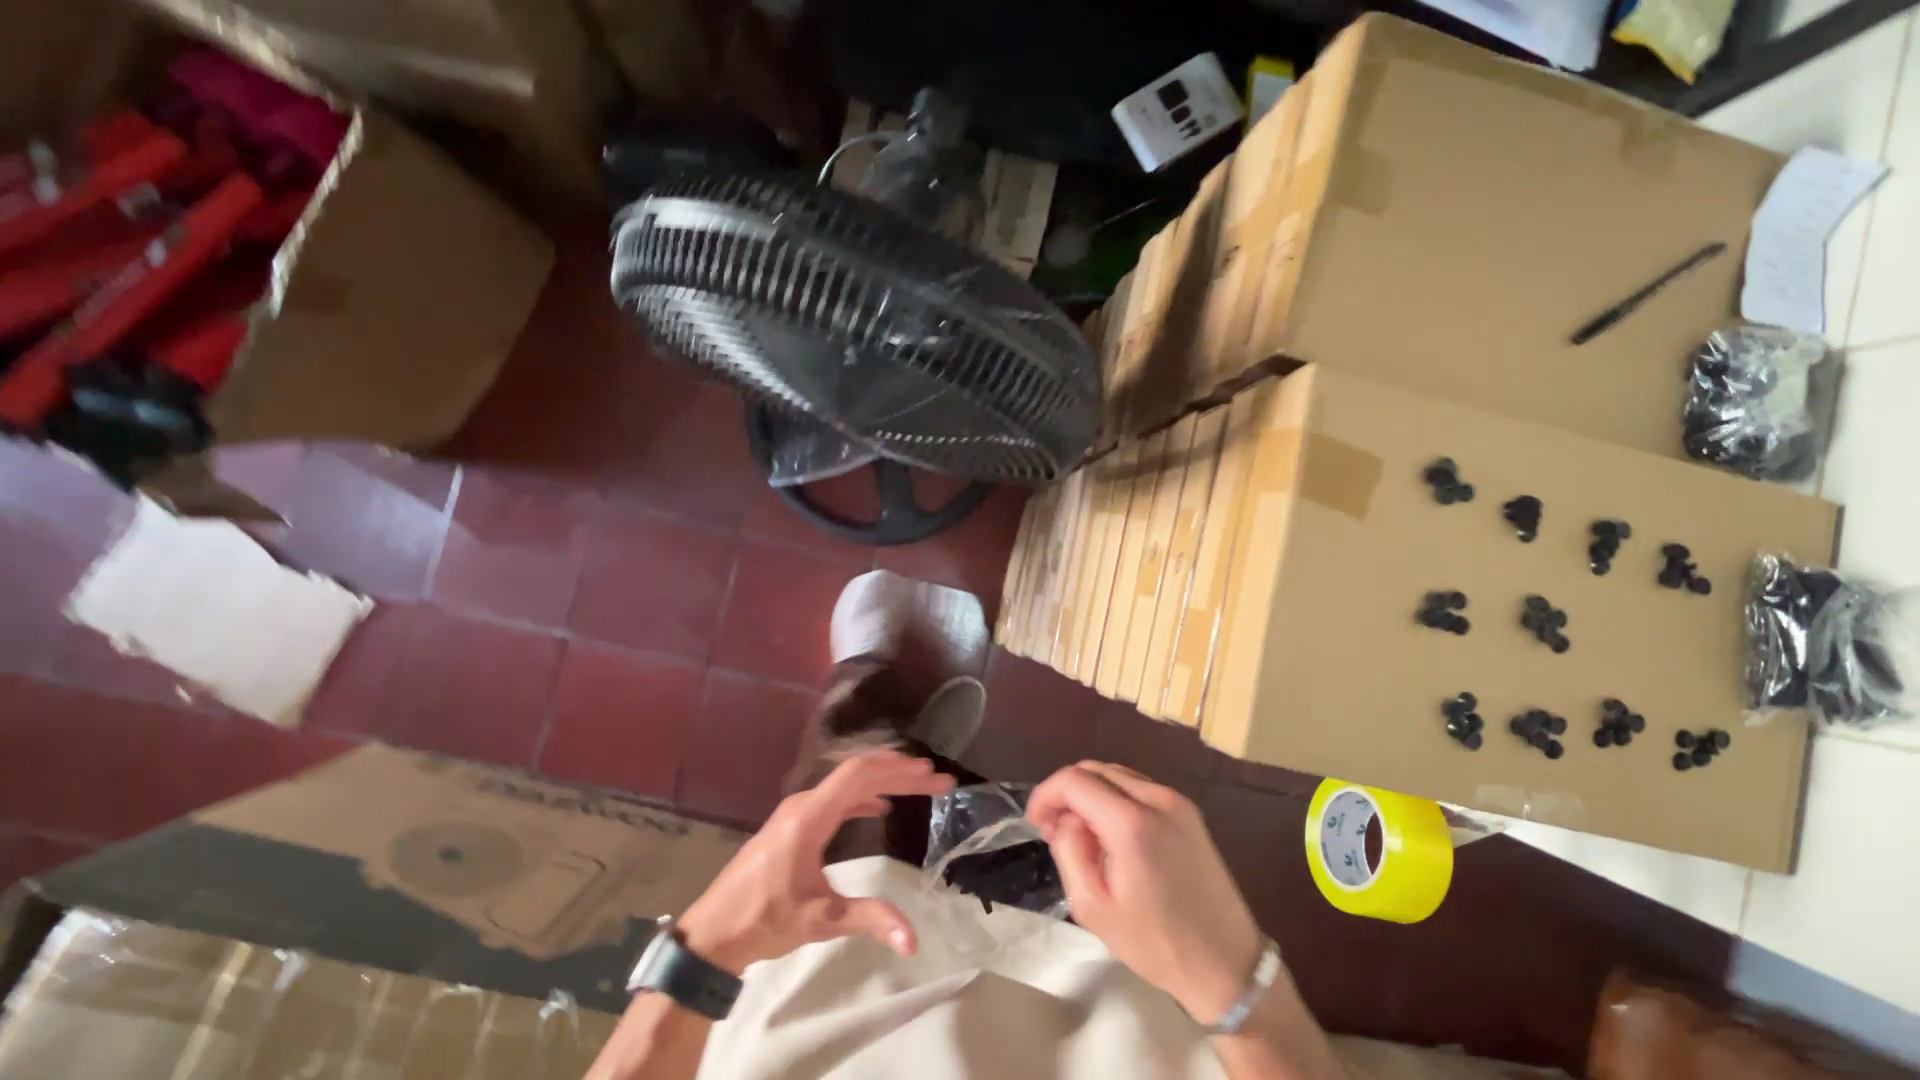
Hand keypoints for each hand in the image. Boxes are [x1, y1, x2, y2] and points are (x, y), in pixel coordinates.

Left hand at [677, 749, 955, 973]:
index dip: (897, 770)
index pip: (858, 774)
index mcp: (810, 816)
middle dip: (899, 773)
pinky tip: (879, 808)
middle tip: (937, 779)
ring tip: (917, 785)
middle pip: (857, 774)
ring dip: (883, 782)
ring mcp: (795, 813)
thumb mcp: (822, 920)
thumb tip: (913, 940)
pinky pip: (835, 799)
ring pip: (846, 784)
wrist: (714, 931)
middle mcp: (803, 804)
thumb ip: (870, 920)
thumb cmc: (766, 919)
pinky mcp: (793, 826)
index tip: (929, 774)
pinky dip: (862, 797)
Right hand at [1028, 762, 1263, 1023]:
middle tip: (1054, 831)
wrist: (1226, 962)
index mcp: (1132, 823)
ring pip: (1117, 774)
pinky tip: (1111, 834)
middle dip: (1066, 793)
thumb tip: (1067, 820)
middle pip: (1095, 769)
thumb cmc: (1155, 943)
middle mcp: (1157, 799)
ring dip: (1090, 794)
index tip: (1035, 824)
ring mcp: (1178, 802)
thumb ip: (1070, 851)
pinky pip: (1139, 788)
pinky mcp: (1190, 813)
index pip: (1074, 780)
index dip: (1045, 795)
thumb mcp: (1093, 908)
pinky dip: (1114, 799)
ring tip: (1080, 835)